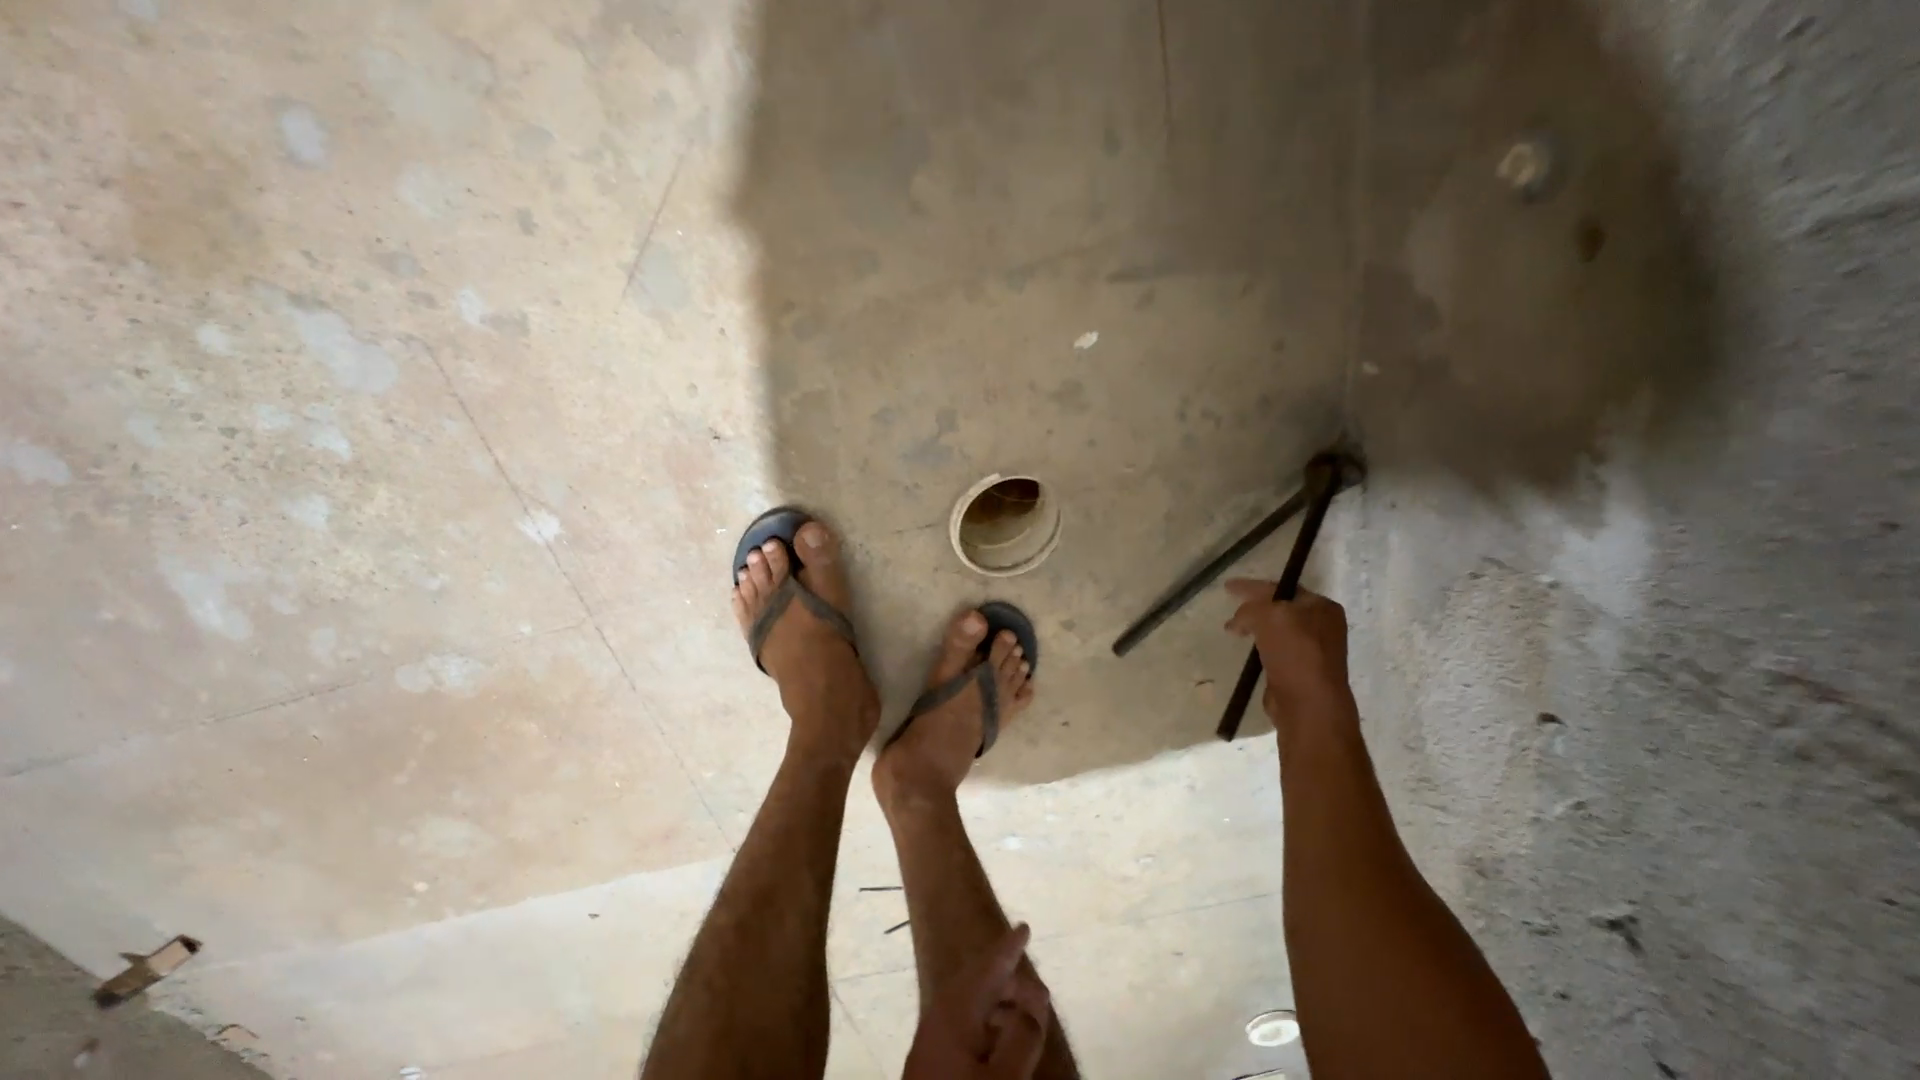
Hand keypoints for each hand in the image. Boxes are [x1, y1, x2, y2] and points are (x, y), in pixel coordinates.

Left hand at [902, 924, 1051, 1079]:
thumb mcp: (1005, 1079)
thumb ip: (1023, 1036)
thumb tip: (1031, 1004)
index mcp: (956, 1012)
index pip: (988, 968)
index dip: (1008, 948)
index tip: (1024, 927)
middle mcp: (940, 1018)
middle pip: (977, 983)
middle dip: (1007, 977)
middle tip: (1036, 985)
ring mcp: (932, 1041)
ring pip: (971, 1006)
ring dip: (999, 1002)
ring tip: (1026, 1012)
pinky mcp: (932, 1063)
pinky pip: (965, 1026)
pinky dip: (988, 1023)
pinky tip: (1002, 1042)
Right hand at [1224, 580, 1353, 726]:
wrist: (1309, 703)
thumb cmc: (1294, 652)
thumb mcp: (1267, 617)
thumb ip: (1250, 609)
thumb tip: (1236, 622)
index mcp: (1322, 606)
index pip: (1282, 588)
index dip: (1253, 586)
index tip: (1227, 587)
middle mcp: (1323, 626)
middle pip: (1281, 608)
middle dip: (1254, 607)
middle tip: (1231, 606)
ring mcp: (1314, 650)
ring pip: (1278, 630)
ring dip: (1256, 627)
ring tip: (1233, 630)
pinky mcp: (1302, 671)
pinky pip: (1277, 650)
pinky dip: (1262, 647)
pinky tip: (1249, 651)